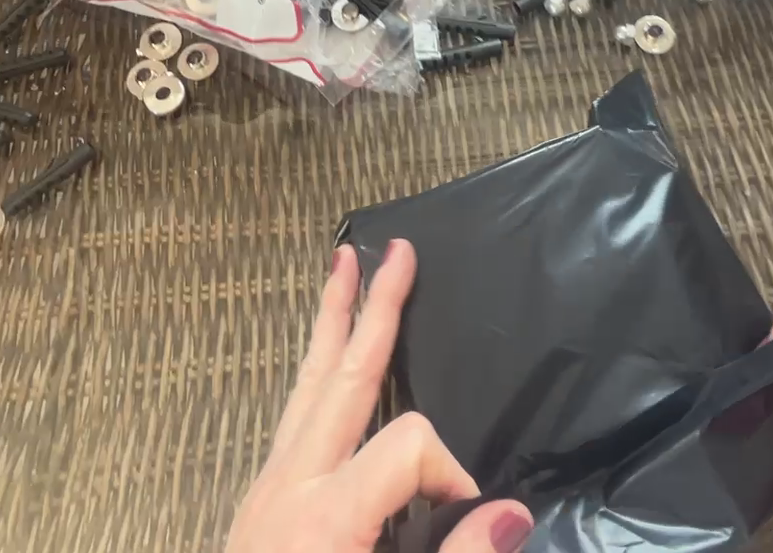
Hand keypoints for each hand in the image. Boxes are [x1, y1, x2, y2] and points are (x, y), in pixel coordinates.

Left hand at [226, 239, 533, 552]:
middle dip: (371, 306)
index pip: (412, 445)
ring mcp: (268, 486)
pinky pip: (296, 412)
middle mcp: (290, 483)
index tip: (472, 522)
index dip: (454, 474)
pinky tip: (326, 360)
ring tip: (340, 266)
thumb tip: (511, 511)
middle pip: (342, 373)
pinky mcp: (261, 499)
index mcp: (326, 517)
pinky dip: (316, 368)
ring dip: (330, 320)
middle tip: (394, 251)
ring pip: (307, 382)